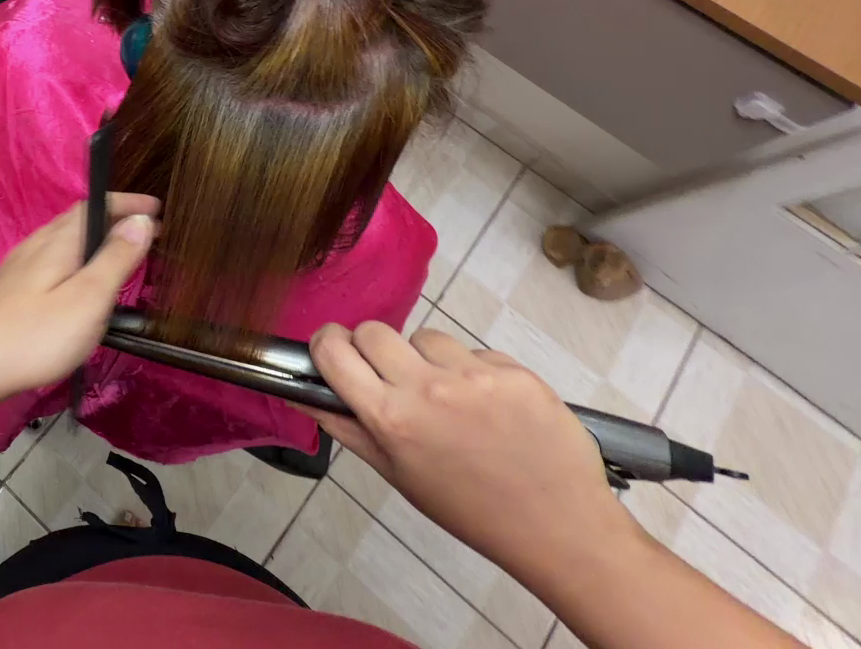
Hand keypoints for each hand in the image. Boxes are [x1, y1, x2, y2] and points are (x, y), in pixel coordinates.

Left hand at [0, 194, 158, 406]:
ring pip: (63, 240)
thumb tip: (140, 220)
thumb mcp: (87, 299)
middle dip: (113, 219)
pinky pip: (51, 259)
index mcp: (57, 241)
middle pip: (78, 220)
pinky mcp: (10, 289)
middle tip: (147, 233)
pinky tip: (78, 283)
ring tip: (120, 257)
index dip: (126, 203)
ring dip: (94, 240)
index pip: (95, 206)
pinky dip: (77, 259)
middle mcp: (36, 245)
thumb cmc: (35, 336)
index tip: (157, 208)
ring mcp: (18, 267)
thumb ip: (115, 259)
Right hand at [300, 322, 642, 579]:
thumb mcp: (396, 473)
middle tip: (390, 375)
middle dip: (373, 347)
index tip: (333, 350)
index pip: (333, 351)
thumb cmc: (469, 508)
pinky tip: (490, 405)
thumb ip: (344, 426)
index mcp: (391, 418)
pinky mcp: (515, 372)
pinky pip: (474, 352)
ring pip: (425, 337)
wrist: (562, 529)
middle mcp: (428, 389)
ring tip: (450, 396)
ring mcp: (475, 377)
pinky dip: (473, 371)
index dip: (325, 344)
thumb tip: (299, 393)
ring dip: (427, 357)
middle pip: (373, 330)